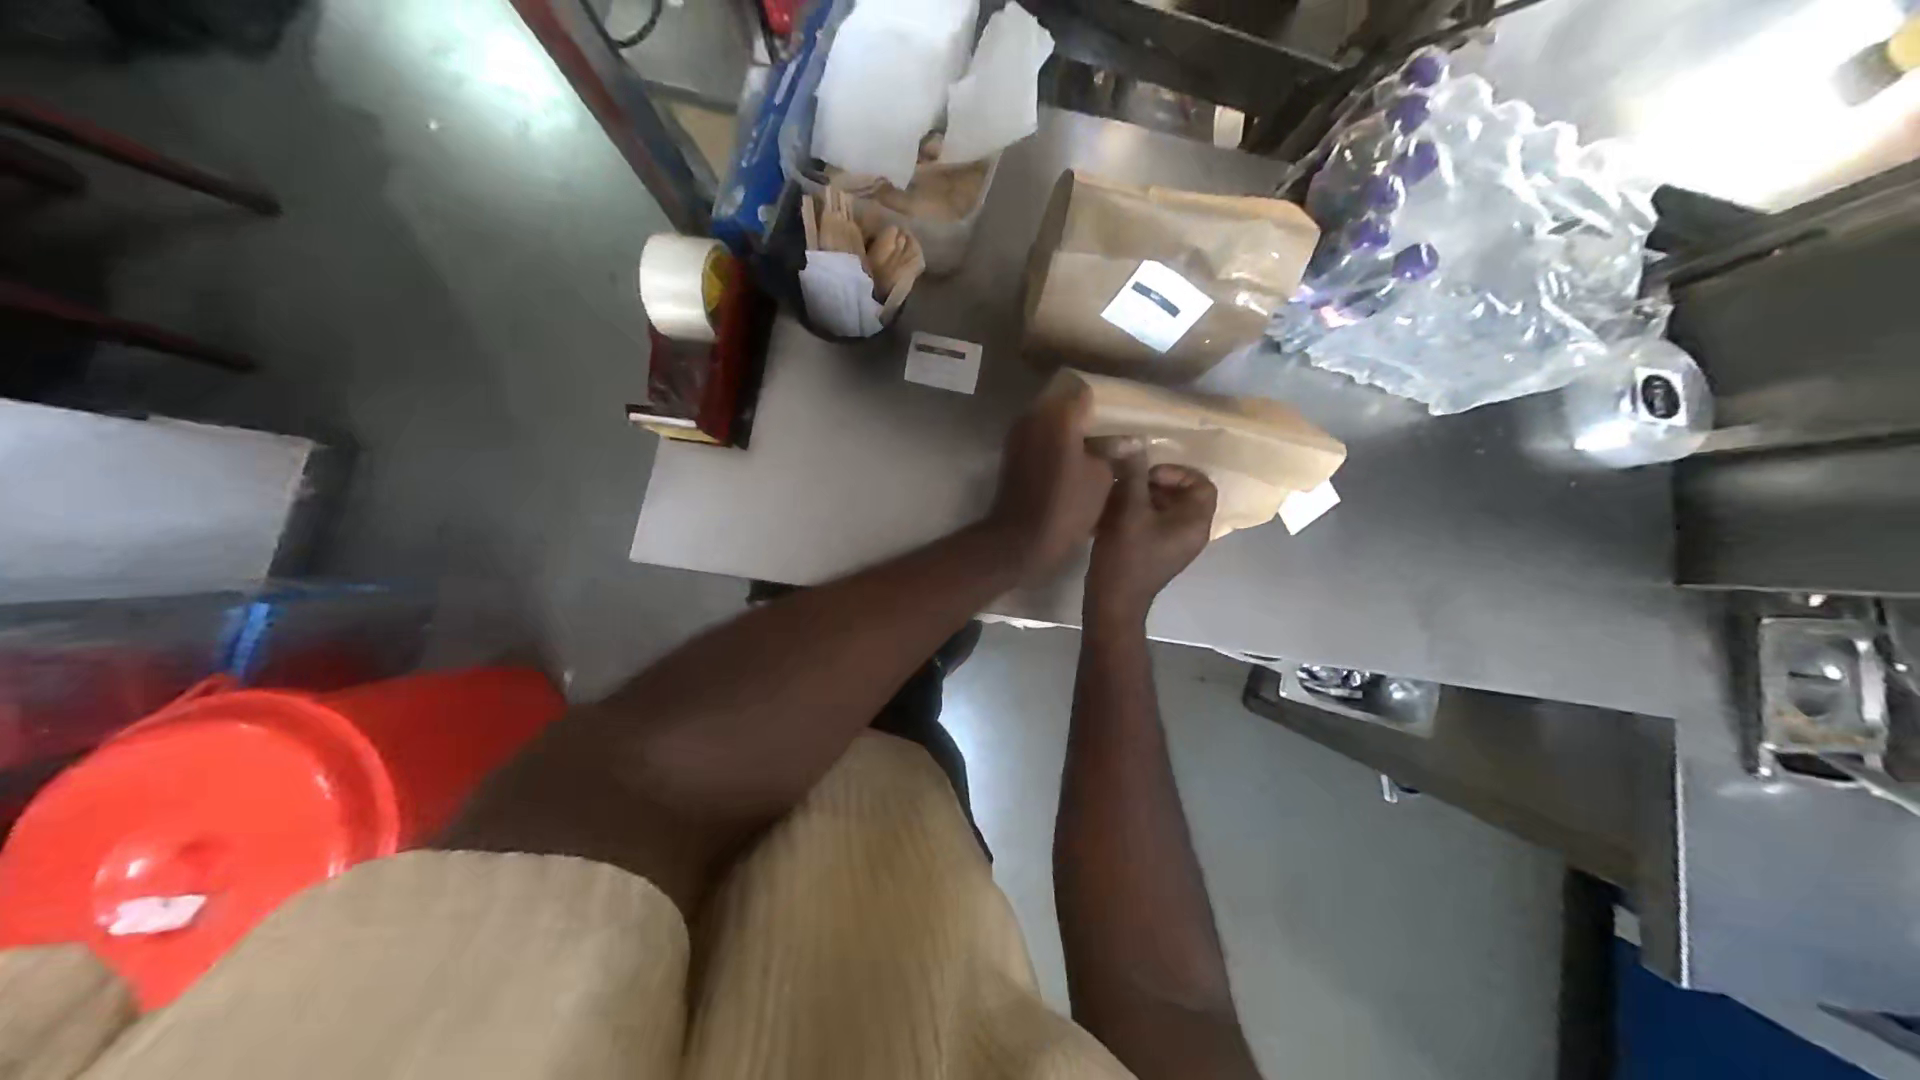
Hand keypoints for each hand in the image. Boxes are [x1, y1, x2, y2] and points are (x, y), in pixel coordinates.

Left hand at [986, 383, 1114, 581]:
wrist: (1020, 541)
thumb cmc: (1066, 507)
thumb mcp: (1101, 478)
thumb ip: (1113, 451)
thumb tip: (1127, 439)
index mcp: (1058, 416)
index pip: (1083, 389)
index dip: (1104, 399)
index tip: (1121, 411)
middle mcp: (1033, 416)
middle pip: (1063, 401)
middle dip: (1085, 413)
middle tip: (1111, 429)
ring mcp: (1018, 435)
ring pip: (1049, 420)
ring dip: (1069, 429)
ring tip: (1096, 446)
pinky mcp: (1012, 455)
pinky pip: (1039, 438)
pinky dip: (1056, 444)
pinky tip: (1076, 461)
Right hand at [1085, 456, 1216, 625]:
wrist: (1113, 601)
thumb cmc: (1126, 556)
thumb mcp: (1129, 510)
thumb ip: (1133, 474)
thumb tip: (1133, 441)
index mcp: (1195, 523)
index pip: (1203, 485)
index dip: (1177, 473)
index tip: (1149, 474)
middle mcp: (1192, 533)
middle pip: (1184, 495)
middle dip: (1156, 482)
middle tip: (1130, 481)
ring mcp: (1175, 545)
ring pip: (1167, 508)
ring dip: (1145, 496)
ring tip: (1119, 494)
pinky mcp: (1158, 552)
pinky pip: (1156, 522)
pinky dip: (1140, 512)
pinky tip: (1115, 512)